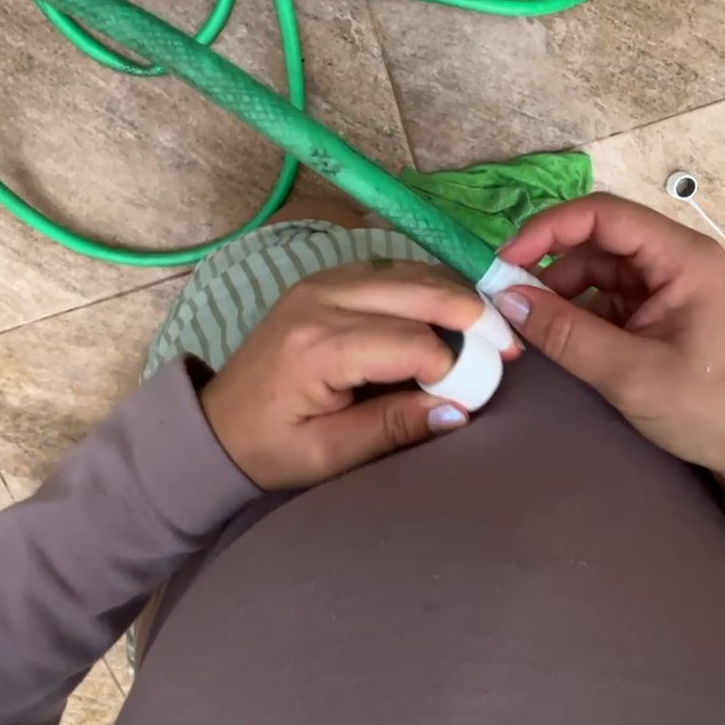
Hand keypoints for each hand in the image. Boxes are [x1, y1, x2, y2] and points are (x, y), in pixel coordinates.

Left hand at [200, 260, 519, 490]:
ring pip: (405, 272)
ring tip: (486, 325)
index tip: (485, 386)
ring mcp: (320, 282)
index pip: (411, 341)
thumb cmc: (269, 448)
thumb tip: (460, 409)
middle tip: (510, 342)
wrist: (215, 425)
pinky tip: (444, 308)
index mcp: (319, 346)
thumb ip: (392, 428)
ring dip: (449, 294)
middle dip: (468, 313)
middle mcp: (320, 299)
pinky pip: (386, 270)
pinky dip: (421, 285)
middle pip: (415, 291)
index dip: (456, 362)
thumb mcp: (329, 454)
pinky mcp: (322, 280)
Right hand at [493, 193, 724, 510]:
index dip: (549, 228)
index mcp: (683, 258)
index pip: (605, 215)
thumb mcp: (632, 374)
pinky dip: (575, 311)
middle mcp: (675, 260)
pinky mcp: (657, 311)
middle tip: (506, 293)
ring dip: (559, 289)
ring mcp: (666, 286)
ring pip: (596, 268)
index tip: (506, 259)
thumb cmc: (712, 409)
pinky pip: (605, 296)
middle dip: (549, 262)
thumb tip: (505, 298)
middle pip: (598, 239)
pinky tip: (555, 333)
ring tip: (529, 321)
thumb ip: (566, 334)